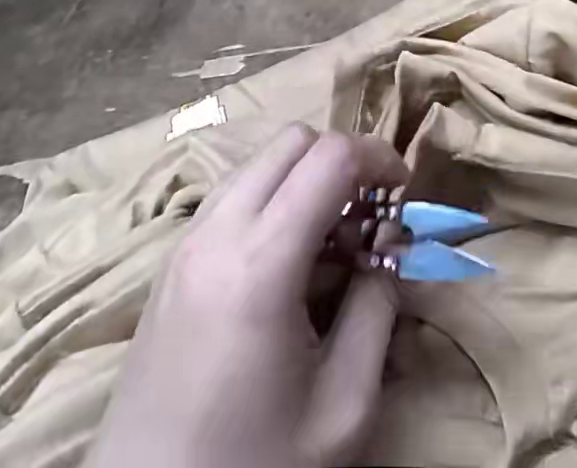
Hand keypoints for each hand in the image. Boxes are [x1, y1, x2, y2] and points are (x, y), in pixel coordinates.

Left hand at [85, 123, 409, 467]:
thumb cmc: (255, 463)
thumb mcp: (343, 404)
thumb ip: (376, 310)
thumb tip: (387, 250)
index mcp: (260, 260)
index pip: (329, 157)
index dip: (377, 157)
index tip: (404, 189)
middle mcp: (216, 230)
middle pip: (289, 142)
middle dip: (340, 161)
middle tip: (369, 217)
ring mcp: (186, 240)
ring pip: (257, 164)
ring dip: (303, 181)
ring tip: (332, 245)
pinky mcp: (173, 259)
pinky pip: (231, 197)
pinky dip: (271, 202)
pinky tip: (288, 263)